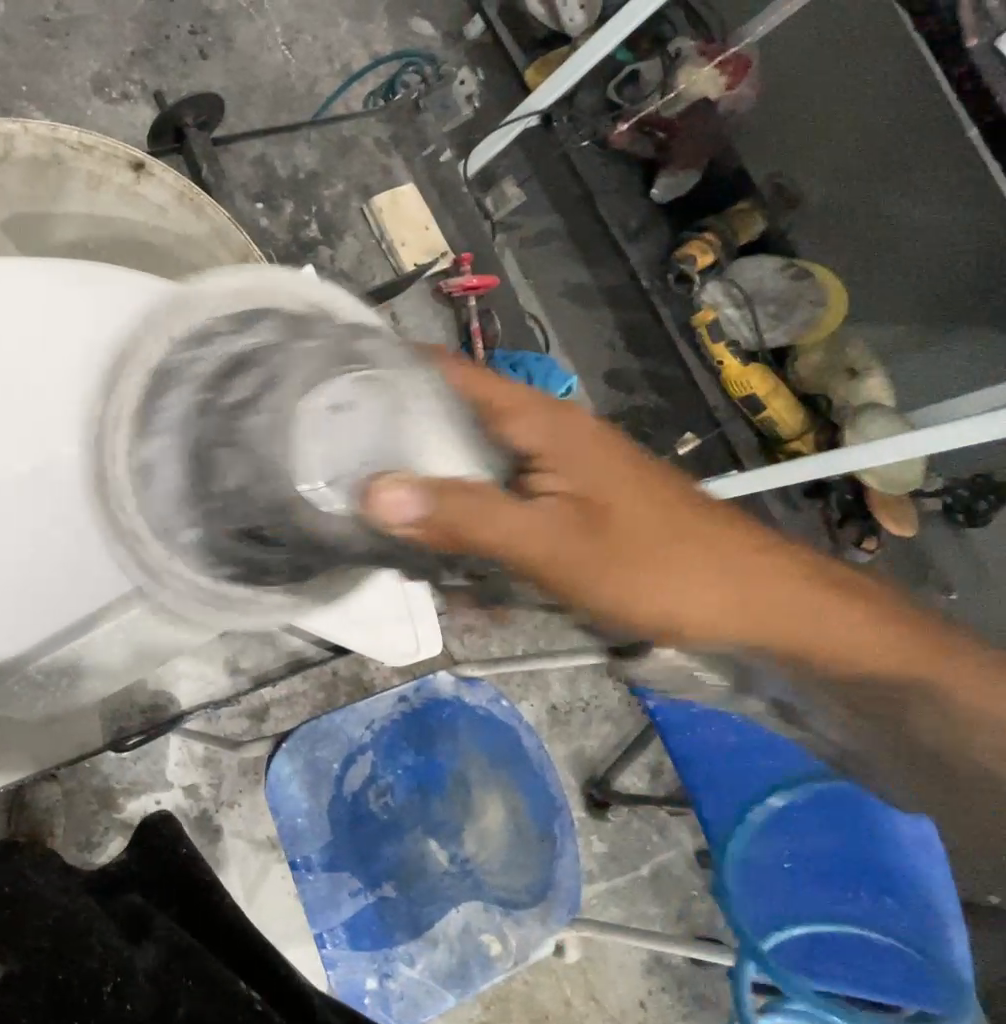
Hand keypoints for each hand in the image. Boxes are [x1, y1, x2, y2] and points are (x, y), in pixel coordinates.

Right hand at [357, 353, 867, 655]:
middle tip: (322, 446)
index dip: (391, 367)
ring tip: (353, 486)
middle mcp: (542, 432)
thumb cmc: (655, 565)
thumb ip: (462, 515)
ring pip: (466, 454)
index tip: (329, 380)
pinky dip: (451, 502)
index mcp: (540, 422)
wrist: (755, 602)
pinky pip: (488, 488)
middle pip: (450, 412)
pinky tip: (423, 531)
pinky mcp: (560, 498)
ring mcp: (552, 466)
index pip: (451, 372)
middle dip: (388, 425)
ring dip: (417, 469)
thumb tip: (370, 492)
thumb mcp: (549, 544)